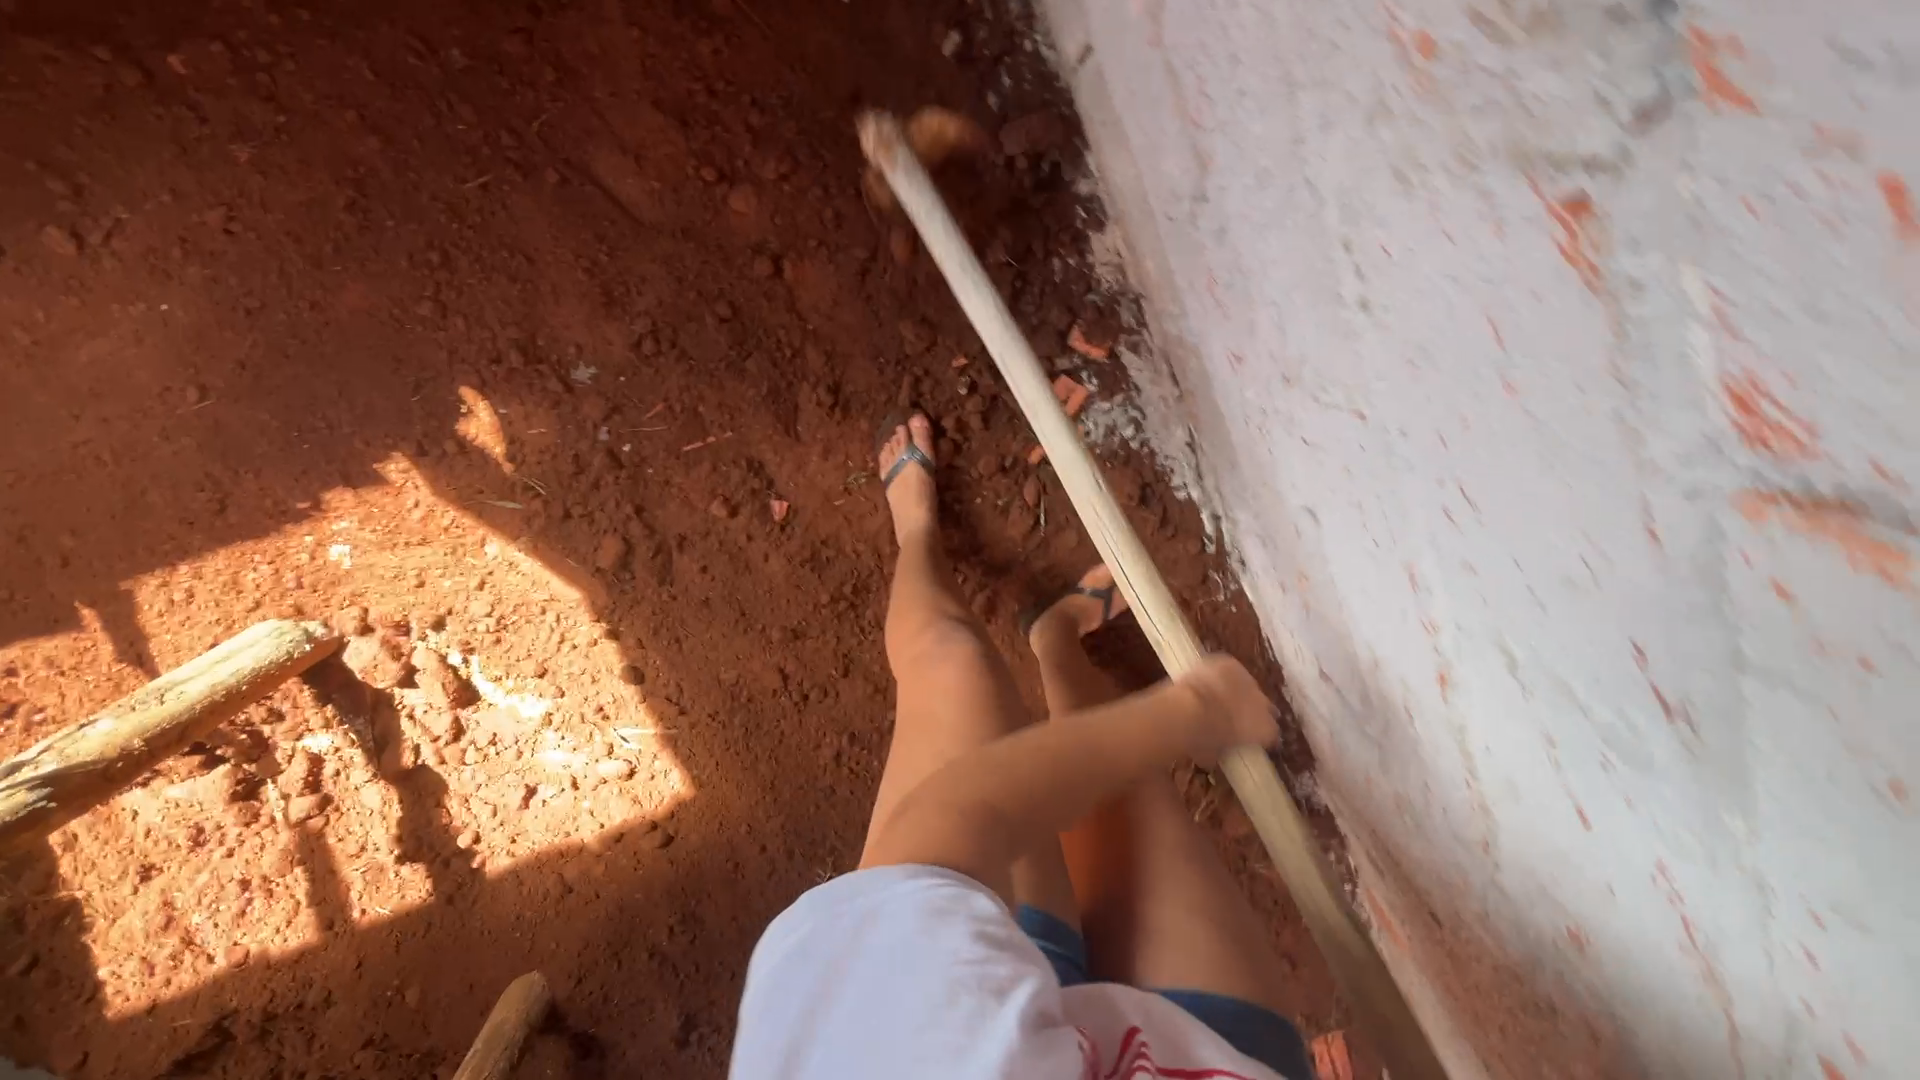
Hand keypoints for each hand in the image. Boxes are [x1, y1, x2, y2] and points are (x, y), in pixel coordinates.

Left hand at [1176, 655, 1280, 763]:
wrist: (1189, 710)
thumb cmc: (1201, 739)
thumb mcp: (1214, 753)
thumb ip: (1224, 749)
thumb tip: (1216, 751)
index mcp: (1266, 731)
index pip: (1270, 733)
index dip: (1257, 734)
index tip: (1246, 737)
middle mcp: (1265, 706)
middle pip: (1263, 707)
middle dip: (1251, 711)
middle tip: (1233, 715)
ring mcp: (1250, 682)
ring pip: (1248, 686)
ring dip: (1238, 691)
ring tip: (1221, 695)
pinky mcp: (1232, 664)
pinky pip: (1231, 669)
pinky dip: (1223, 673)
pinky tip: (1212, 677)